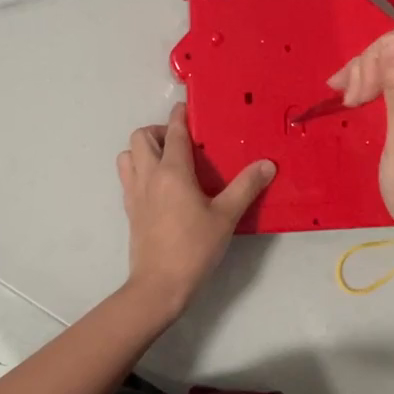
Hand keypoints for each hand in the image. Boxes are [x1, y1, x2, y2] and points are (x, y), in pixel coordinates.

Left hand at [116, 103, 274, 318]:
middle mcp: (148, 176)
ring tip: (167, 162)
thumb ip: (245, 187)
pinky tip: (159, 187)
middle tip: (181, 143)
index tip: (189, 109)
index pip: (173, 132)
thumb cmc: (194, 249)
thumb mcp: (226, 217)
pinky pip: (127, 179)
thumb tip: (267, 164)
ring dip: (142, 151)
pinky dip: (138, 172)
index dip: (180, 116)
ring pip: (127, 156)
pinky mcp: (130, 211)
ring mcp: (134, 194)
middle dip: (158, 132)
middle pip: (141, 138)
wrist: (159, 285)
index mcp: (172, 172)